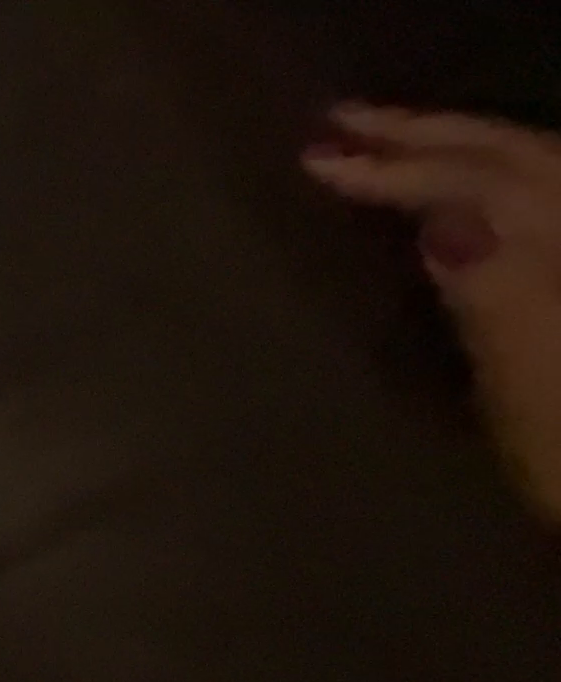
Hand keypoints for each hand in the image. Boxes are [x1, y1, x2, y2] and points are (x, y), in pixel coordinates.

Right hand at [303, 102, 560, 519]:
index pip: (497, 181)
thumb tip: (446, 224)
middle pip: (524, 161)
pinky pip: (522, 217)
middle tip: (335, 125)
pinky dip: (467, 193)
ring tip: (372, 145)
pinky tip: (420, 202)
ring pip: (527, 180)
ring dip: (445, 155)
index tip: (316, 161)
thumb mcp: (538, 383)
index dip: (408, 165)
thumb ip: (504, 298)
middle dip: (427, 138)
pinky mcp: (550, 294)